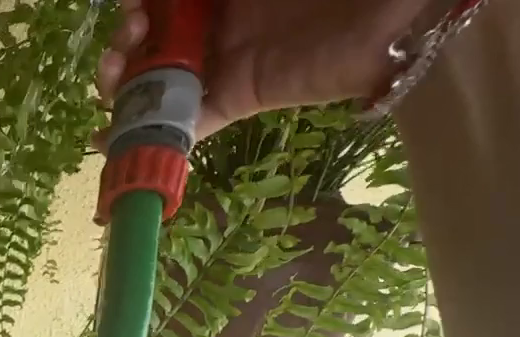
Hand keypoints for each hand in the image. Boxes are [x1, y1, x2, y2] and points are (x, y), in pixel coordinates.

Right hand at [97, 0, 452, 135]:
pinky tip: (110, 140)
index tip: (130, 6)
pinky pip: (187, 122)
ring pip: (159, 82)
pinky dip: (148, 137)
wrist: (409, 3)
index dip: (137, 7)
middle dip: (123, 46)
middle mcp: (221, 21)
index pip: (165, 1)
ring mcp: (227, 62)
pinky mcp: (238, 99)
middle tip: (125, 42)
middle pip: (153, 42)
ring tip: (112, 83)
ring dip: (124, 87)